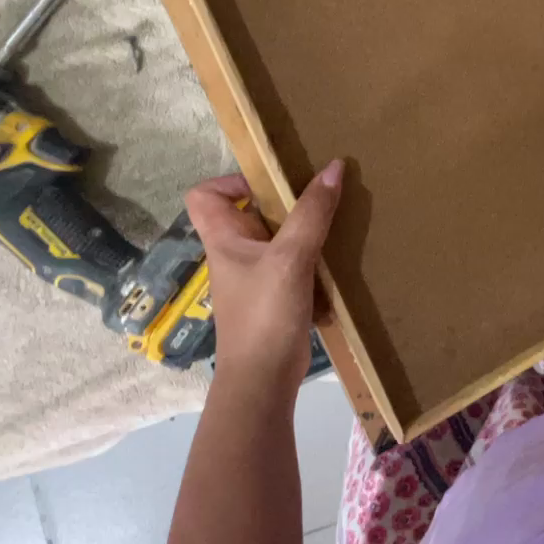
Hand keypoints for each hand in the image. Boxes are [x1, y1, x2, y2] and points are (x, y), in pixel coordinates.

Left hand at [184, 161, 343, 389]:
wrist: (264, 377)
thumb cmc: (264, 314)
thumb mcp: (291, 257)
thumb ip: (312, 213)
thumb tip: (334, 166)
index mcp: (223, 240)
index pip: (205, 195)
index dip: (233, 181)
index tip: (275, 183)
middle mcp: (236, 253)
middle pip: (250, 211)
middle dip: (286, 199)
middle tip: (320, 194)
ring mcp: (257, 275)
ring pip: (278, 235)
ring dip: (305, 226)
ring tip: (337, 219)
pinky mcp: (278, 293)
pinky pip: (295, 259)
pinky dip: (315, 252)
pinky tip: (338, 254)